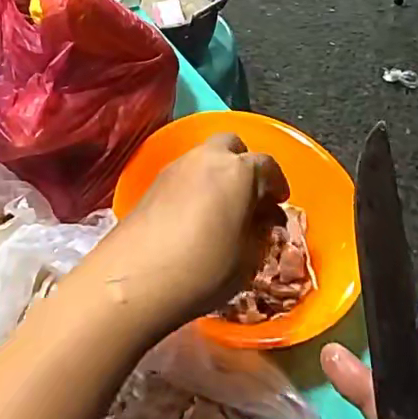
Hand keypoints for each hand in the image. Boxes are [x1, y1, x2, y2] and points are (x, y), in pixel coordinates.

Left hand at [67, 133, 287, 341]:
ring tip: (222, 207)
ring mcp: (177, 164)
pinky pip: (185, 171)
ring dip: (217, 172)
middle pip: (231, 145)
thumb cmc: (205, 267)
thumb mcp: (248, 257)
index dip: (277, 183)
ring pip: (205, 156)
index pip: (267, 164)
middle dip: (243, 164)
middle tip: (249, 195)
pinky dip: (196, 182)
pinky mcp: (155, 179)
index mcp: (238, 171)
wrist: (138, 273)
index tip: (278, 202)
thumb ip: (260, 230)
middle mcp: (207, 157)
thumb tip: (263, 216)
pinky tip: (195, 213)